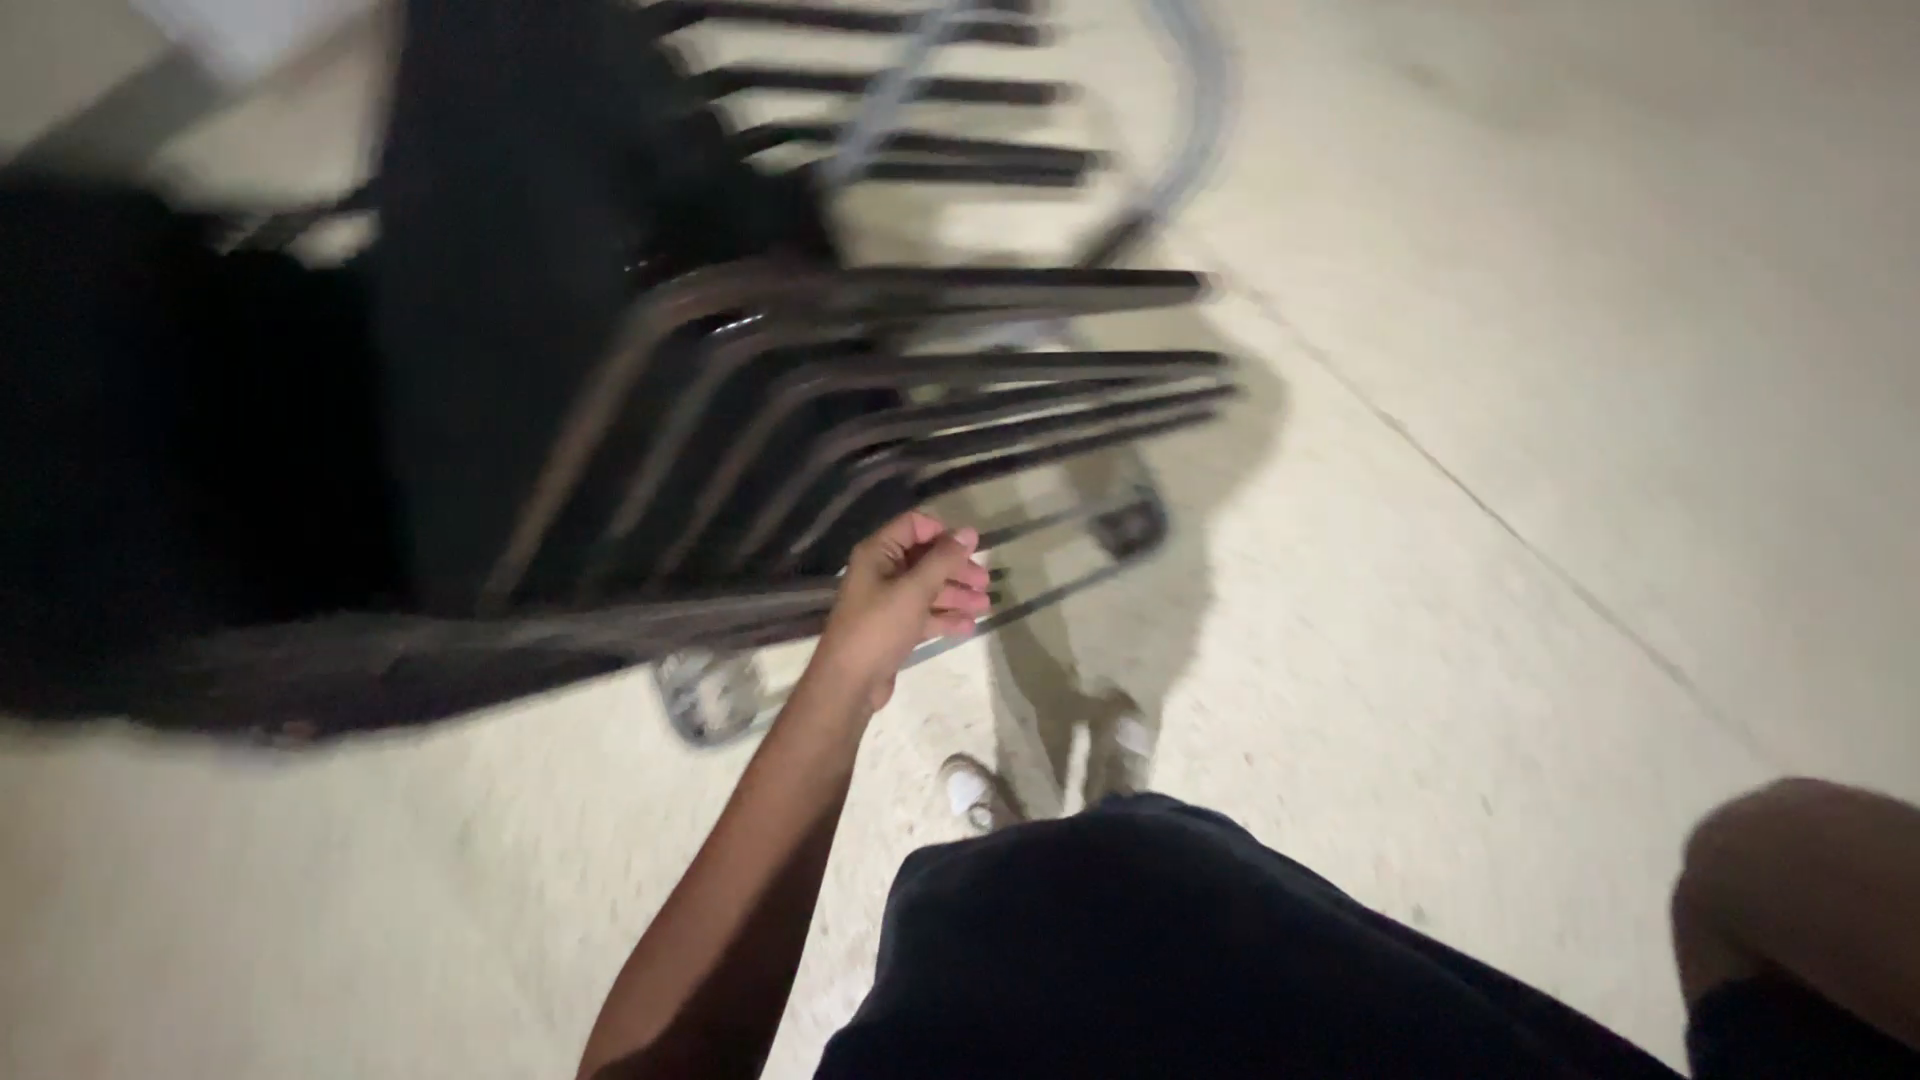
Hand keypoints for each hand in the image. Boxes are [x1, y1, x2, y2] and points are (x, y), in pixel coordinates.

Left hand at [809, 512, 990, 712]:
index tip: (971, 548)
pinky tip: (968, 626)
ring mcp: (887, 601)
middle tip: (984, 582)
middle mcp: (881, 571)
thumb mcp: (914, 590)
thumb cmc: (879, 627)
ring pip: (927, 589)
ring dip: (956, 595)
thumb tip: (969, 532)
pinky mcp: (894, 628)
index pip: (914, 526)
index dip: (943, 533)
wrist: (849, 682)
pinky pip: (923, 614)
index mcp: (878, 553)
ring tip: (985, 606)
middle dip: (956, 569)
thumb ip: (943, 560)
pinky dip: (944, 618)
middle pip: (925, 559)